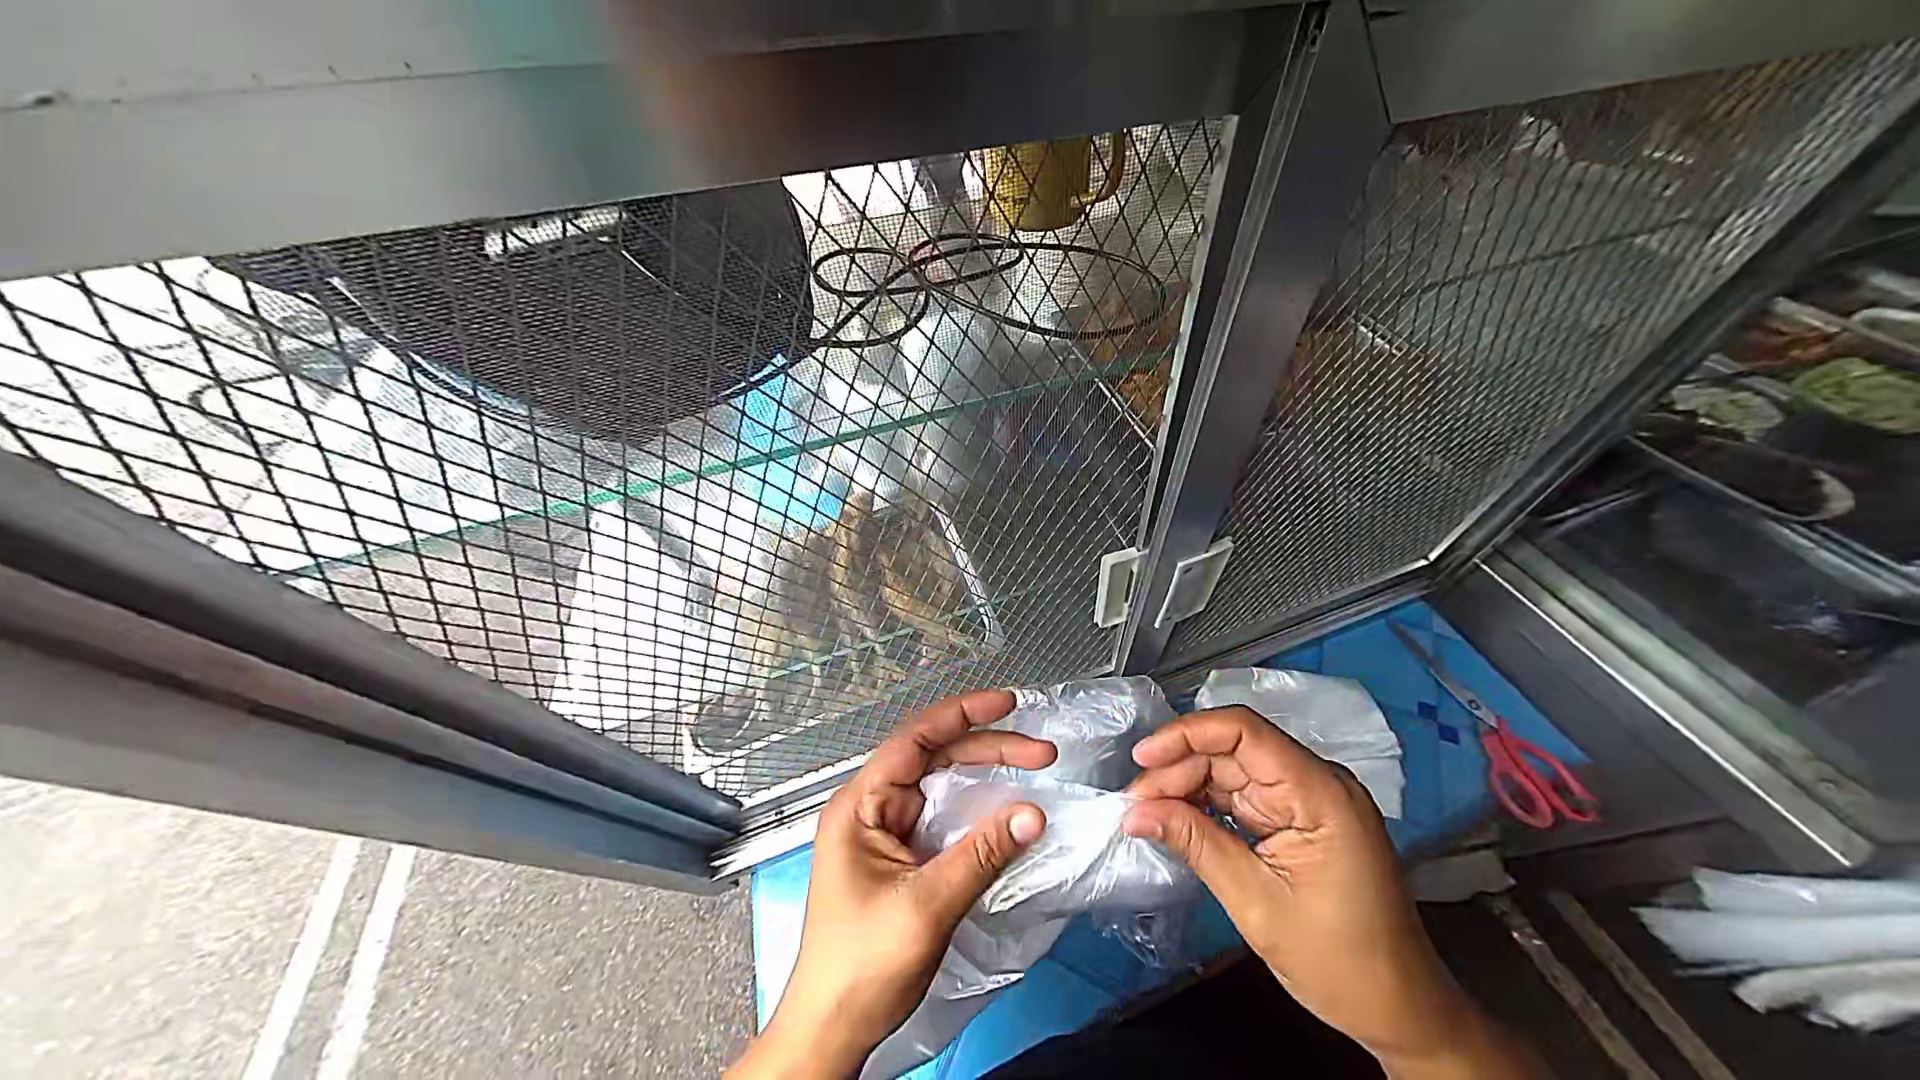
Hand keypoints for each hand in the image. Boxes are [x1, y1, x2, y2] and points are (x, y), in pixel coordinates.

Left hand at [730, 690, 1053, 1079]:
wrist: (832, 1026)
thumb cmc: (862, 965)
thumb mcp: (926, 906)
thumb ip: (981, 855)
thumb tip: (1034, 814)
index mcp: (860, 805)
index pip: (914, 739)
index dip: (962, 714)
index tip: (1007, 703)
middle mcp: (872, 807)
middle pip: (933, 757)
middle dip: (988, 747)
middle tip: (1041, 751)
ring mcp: (888, 831)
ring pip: (942, 785)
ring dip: (986, 774)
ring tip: (1033, 765)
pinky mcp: (903, 855)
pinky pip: (945, 817)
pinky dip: (978, 809)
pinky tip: (1007, 807)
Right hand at [1122, 707, 1530, 1078]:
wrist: (1399, 1010)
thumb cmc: (1342, 963)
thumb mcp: (1257, 902)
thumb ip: (1195, 844)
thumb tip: (1136, 813)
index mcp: (1320, 793)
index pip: (1244, 731)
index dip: (1186, 734)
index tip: (1143, 756)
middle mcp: (1314, 783)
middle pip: (1229, 750)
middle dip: (1177, 769)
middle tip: (1136, 804)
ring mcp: (1305, 800)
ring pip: (1228, 770)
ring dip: (1184, 787)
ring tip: (1146, 813)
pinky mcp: (1294, 818)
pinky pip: (1238, 795)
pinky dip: (1203, 805)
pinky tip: (1174, 819)